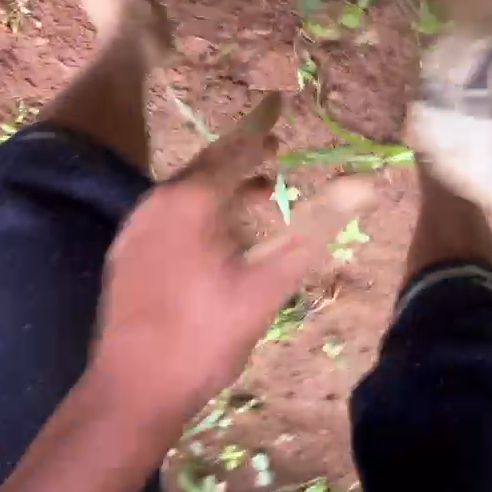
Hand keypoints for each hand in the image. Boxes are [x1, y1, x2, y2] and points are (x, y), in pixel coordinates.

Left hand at [88, 94, 372, 424]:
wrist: (131, 392)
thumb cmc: (206, 335)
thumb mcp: (270, 281)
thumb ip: (317, 226)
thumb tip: (364, 184)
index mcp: (193, 199)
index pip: (237, 146)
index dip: (261, 123)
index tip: (277, 99)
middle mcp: (159, 200)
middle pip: (209, 163)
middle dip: (244, 153)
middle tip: (275, 148)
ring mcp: (137, 226)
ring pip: (188, 189)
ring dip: (225, 183)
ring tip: (260, 190)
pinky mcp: (126, 252)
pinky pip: (170, 210)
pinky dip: (201, 206)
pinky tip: (219, 232)